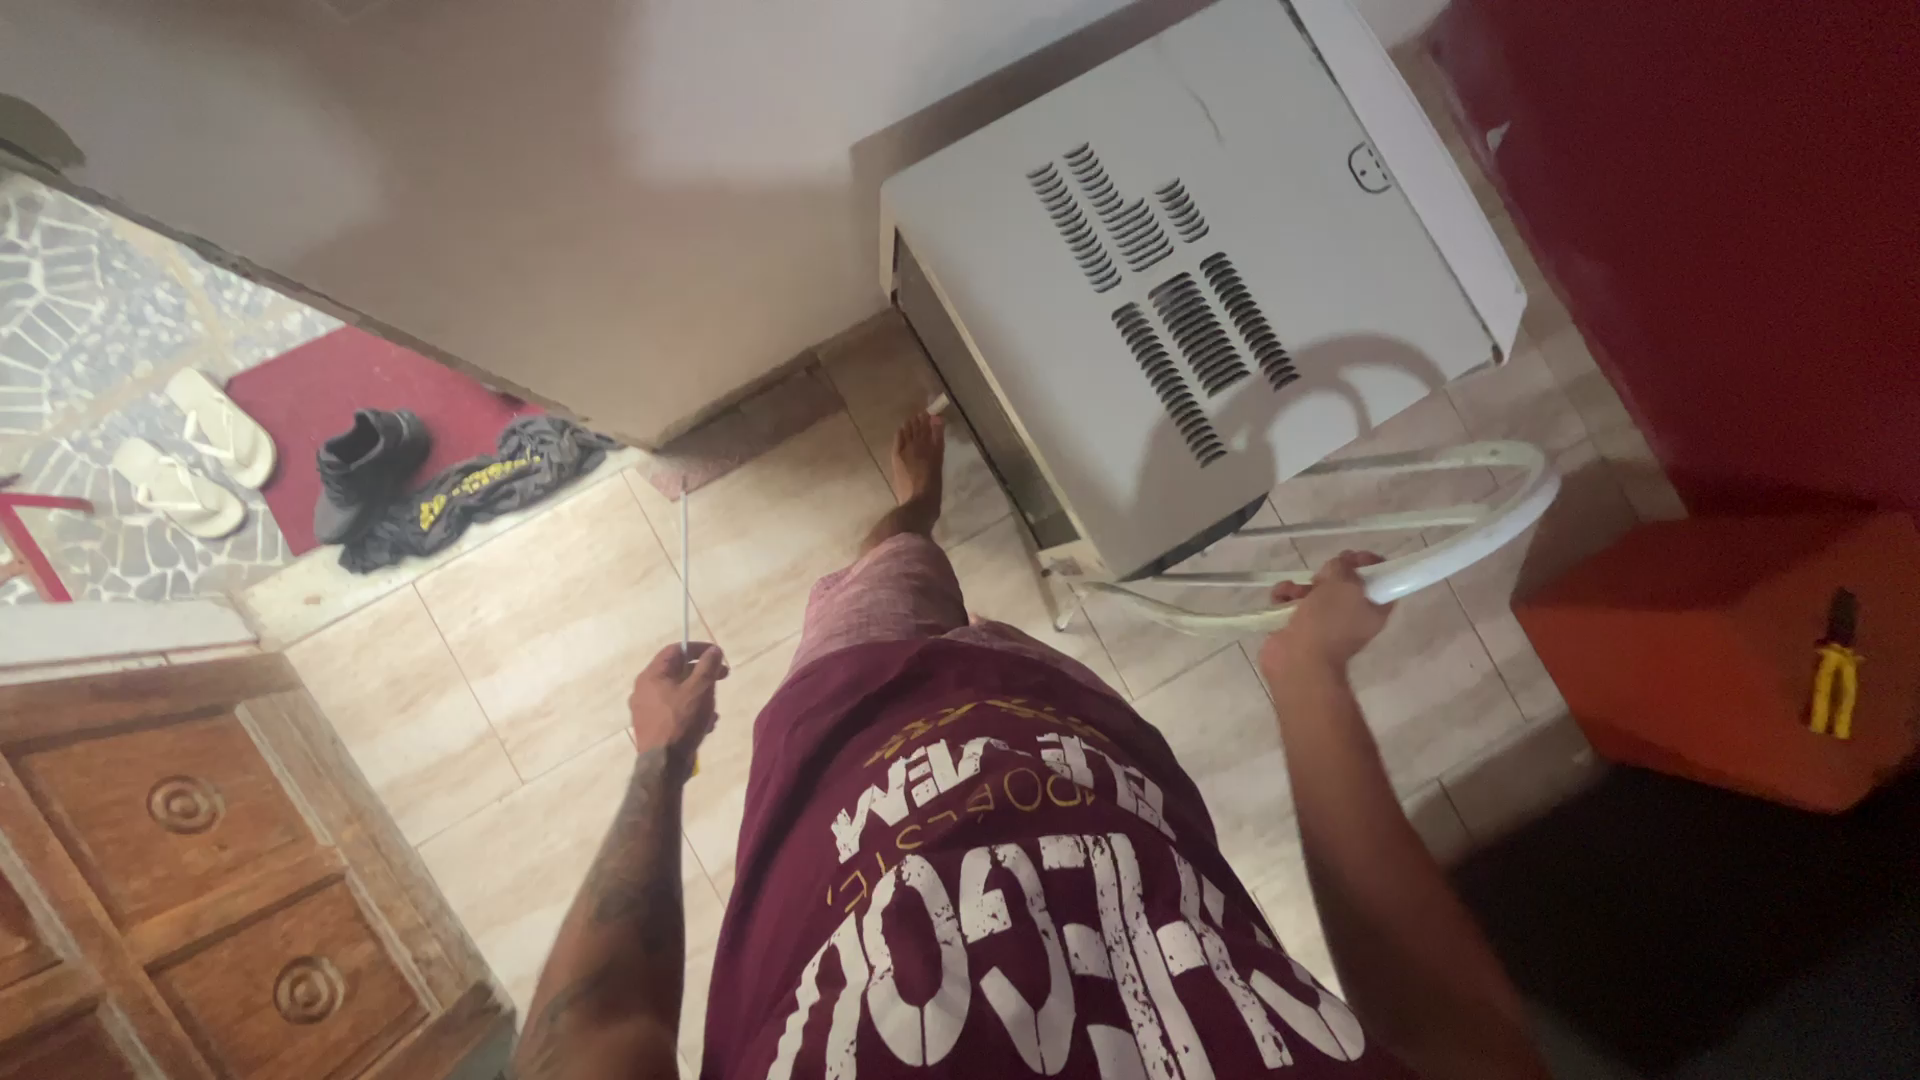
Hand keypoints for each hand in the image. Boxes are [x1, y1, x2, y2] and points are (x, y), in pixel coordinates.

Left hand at [628, 642, 727, 776]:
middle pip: (677, 671)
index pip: (675, 650)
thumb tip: (713, 650)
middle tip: (723, 676)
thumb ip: (708, 665)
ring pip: (678, 692)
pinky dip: (691, 711)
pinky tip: (705, 724)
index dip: (698, 648)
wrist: (664, 764)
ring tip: (714, 708)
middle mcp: (643, 689)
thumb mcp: (700, 688)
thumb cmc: (682, 720)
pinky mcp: (651, 726)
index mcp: (651, 676)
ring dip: (699, 695)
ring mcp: (645, 709)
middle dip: (703, 674)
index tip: (717, 654)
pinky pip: (674, 710)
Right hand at [1260, 551, 1392, 672]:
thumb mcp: (1344, 585)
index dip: (1369, 563)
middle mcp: (1352, 614)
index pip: (1380, 579)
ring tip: (1294, 592)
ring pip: (1314, 589)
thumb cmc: (1328, 623)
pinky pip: (1291, 600)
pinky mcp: (1298, 624)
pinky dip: (1284, 596)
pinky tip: (1280, 599)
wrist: (1298, 659)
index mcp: (1374, 608)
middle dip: (1329, 574)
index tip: (1353, 557)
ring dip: (1301, 586)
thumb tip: (1338, 565)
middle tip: (1322, 576)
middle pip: (1343, 581)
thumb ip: (1345, 567)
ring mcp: (1324, 620)